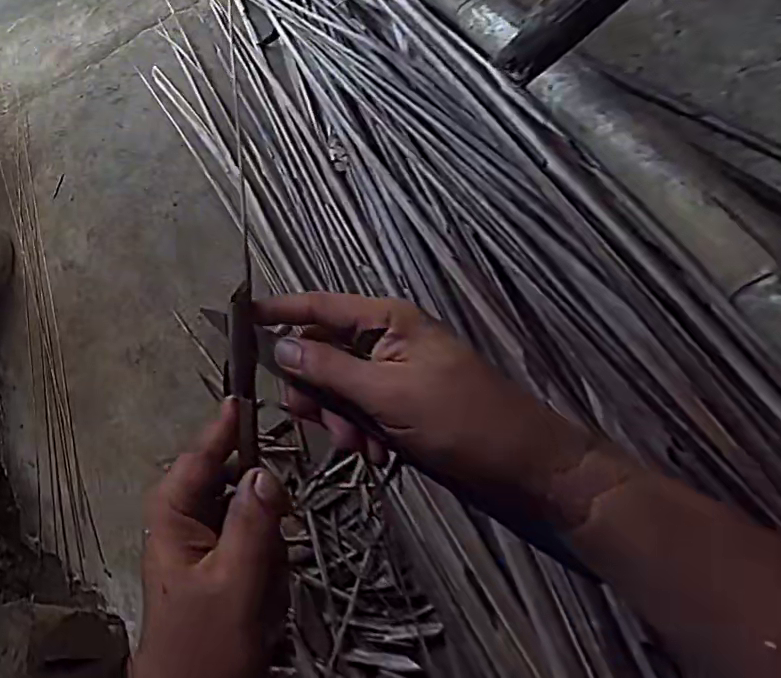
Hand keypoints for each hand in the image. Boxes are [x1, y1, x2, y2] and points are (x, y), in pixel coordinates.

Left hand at [132, 399, 289, 677]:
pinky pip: (258, 551)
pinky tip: (260, 606)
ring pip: (254, 521)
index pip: (202, 455)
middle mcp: (184, 515)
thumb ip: (253, 526)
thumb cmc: (199, 647)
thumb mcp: (232, 585)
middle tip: (269, 559)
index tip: (243, 399)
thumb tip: (267, 474)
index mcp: (172, 508)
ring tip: (259, 597)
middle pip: (237, 487)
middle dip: (262, 523)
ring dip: (267, 558)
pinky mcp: (221, 564)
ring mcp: (204, 541)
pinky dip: (268, 575)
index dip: (225, 428)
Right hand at [262, 293, 628, 529]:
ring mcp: (392, 371)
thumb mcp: (389, 394)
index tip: (241, 318)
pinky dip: (356, 428)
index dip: (277, 310)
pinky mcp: (400, 401)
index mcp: (386, 320)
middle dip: (313, 386)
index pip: (318, 306)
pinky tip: (373, 453)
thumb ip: (329, 369)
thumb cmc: (466, 421)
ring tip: (357, 446)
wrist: (539, 474)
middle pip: (320, 350)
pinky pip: (357, 406)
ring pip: (335, 383)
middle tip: (311, 418)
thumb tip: (279, 346)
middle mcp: (384, 339)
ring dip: (336, 415)